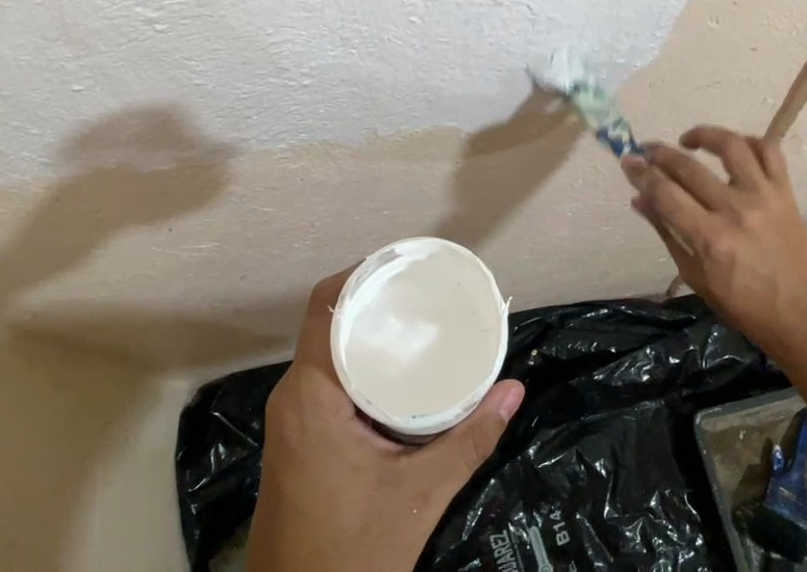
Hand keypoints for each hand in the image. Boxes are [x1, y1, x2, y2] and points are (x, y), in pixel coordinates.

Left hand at [246, 267, 525, 570]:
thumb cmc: (351, 550)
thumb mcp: (420, 494)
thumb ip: (470, 439)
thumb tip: (515, 389)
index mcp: (311, 396)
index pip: (326, 306)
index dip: (362, 273)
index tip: (407, 263)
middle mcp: (293, 397)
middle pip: (328, 322)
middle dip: (376, 300)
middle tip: (427, 290)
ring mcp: (291, 418)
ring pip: (327, 351)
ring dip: (368, 331)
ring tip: (419, 319)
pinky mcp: (299, 437)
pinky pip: (327, 377)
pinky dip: (360, 361)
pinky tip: (398, 368)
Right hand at [622, 126, 806, 356]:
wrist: (800, 312)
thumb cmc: (742, 304)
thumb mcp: (694, 276)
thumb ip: (667, 232)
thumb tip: (639, 200)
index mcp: (710, 238)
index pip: (665, 194)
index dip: (642, 174)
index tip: (628, 162)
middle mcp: (735, 211)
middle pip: (689, 168)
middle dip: (660, 154)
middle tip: (647, 150)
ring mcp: (764, 197)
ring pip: (732, 147)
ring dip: (705, 134)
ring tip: (688, 140)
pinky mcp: (786, 193)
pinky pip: (770, 152)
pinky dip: (749, 142)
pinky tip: (733, 147)